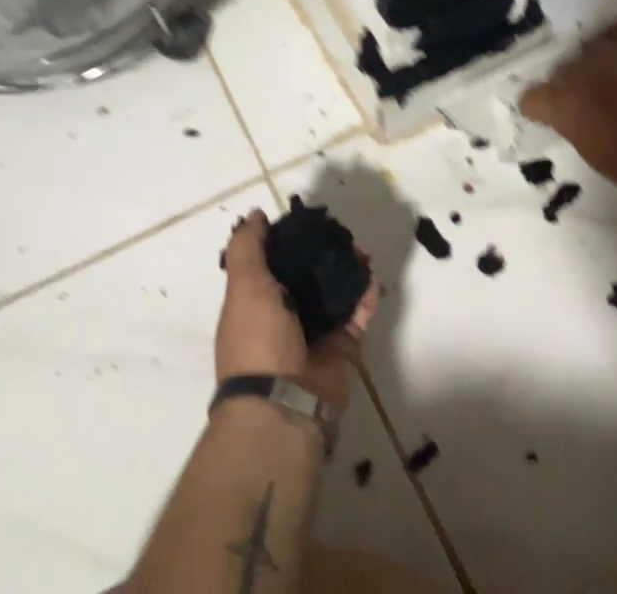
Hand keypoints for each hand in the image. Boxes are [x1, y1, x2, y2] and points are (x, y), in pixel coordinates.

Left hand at [216, 210, 376, 410]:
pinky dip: (366, 297)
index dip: (290, 240)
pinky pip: (358, 315)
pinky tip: (372, 280)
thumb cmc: (257, 341)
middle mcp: (285, 314)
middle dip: (327, 253)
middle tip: (343, 236)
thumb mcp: (244, 286)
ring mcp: (316, 331)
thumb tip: (255, 215)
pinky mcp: (343, 345)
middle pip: (309, 274)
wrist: (284, 401)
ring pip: (337, 291)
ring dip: (350, 271)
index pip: (273, 262)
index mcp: (255, 302)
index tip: (309, 222)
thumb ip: (248, 248)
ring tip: (363, 254)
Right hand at [518, 9, 616, 204]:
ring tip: (615, 75)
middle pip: (562, 69)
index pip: (530, 97)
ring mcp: (613, 50)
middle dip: (571, 84)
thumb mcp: (597, 156)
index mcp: (564, 106)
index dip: (539, 107)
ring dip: (597, 60)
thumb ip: (575, 127)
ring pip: (590, 46)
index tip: (550, 115)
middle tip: (592, 101)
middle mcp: (581, 71)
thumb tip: (572, 117)